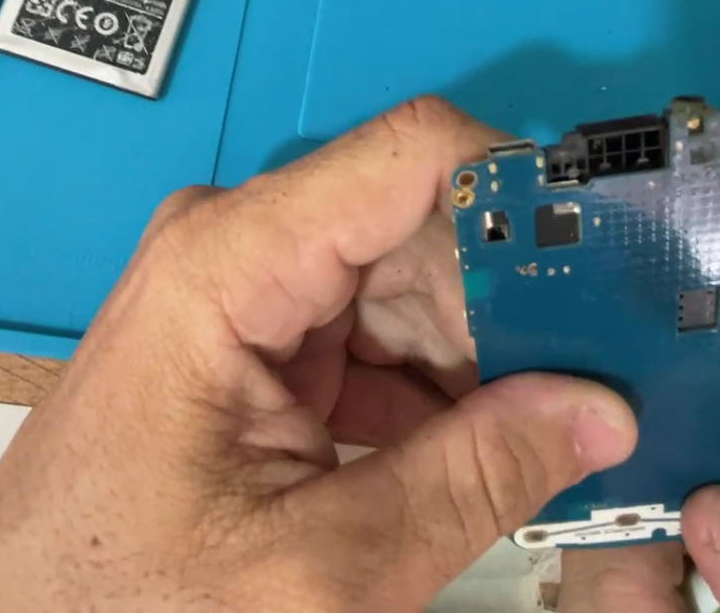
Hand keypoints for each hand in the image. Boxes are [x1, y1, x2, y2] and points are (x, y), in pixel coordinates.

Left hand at [0, 98, 638, 611]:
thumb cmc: (121, 600)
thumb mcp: (318, 565)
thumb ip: (473, 477)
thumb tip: (594, 409)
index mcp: (234, 257)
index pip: (408, 152)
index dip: (514, 181)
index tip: (599, 246)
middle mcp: (241, 241)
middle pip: (418, 222)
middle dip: (510, 298)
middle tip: (593, 377)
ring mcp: (252, 281)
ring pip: (409, 279)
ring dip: (478, 352)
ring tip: (537, 430)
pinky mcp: (264, 326)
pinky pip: (376, 326)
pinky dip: (434, 382)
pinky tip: (472, 444)